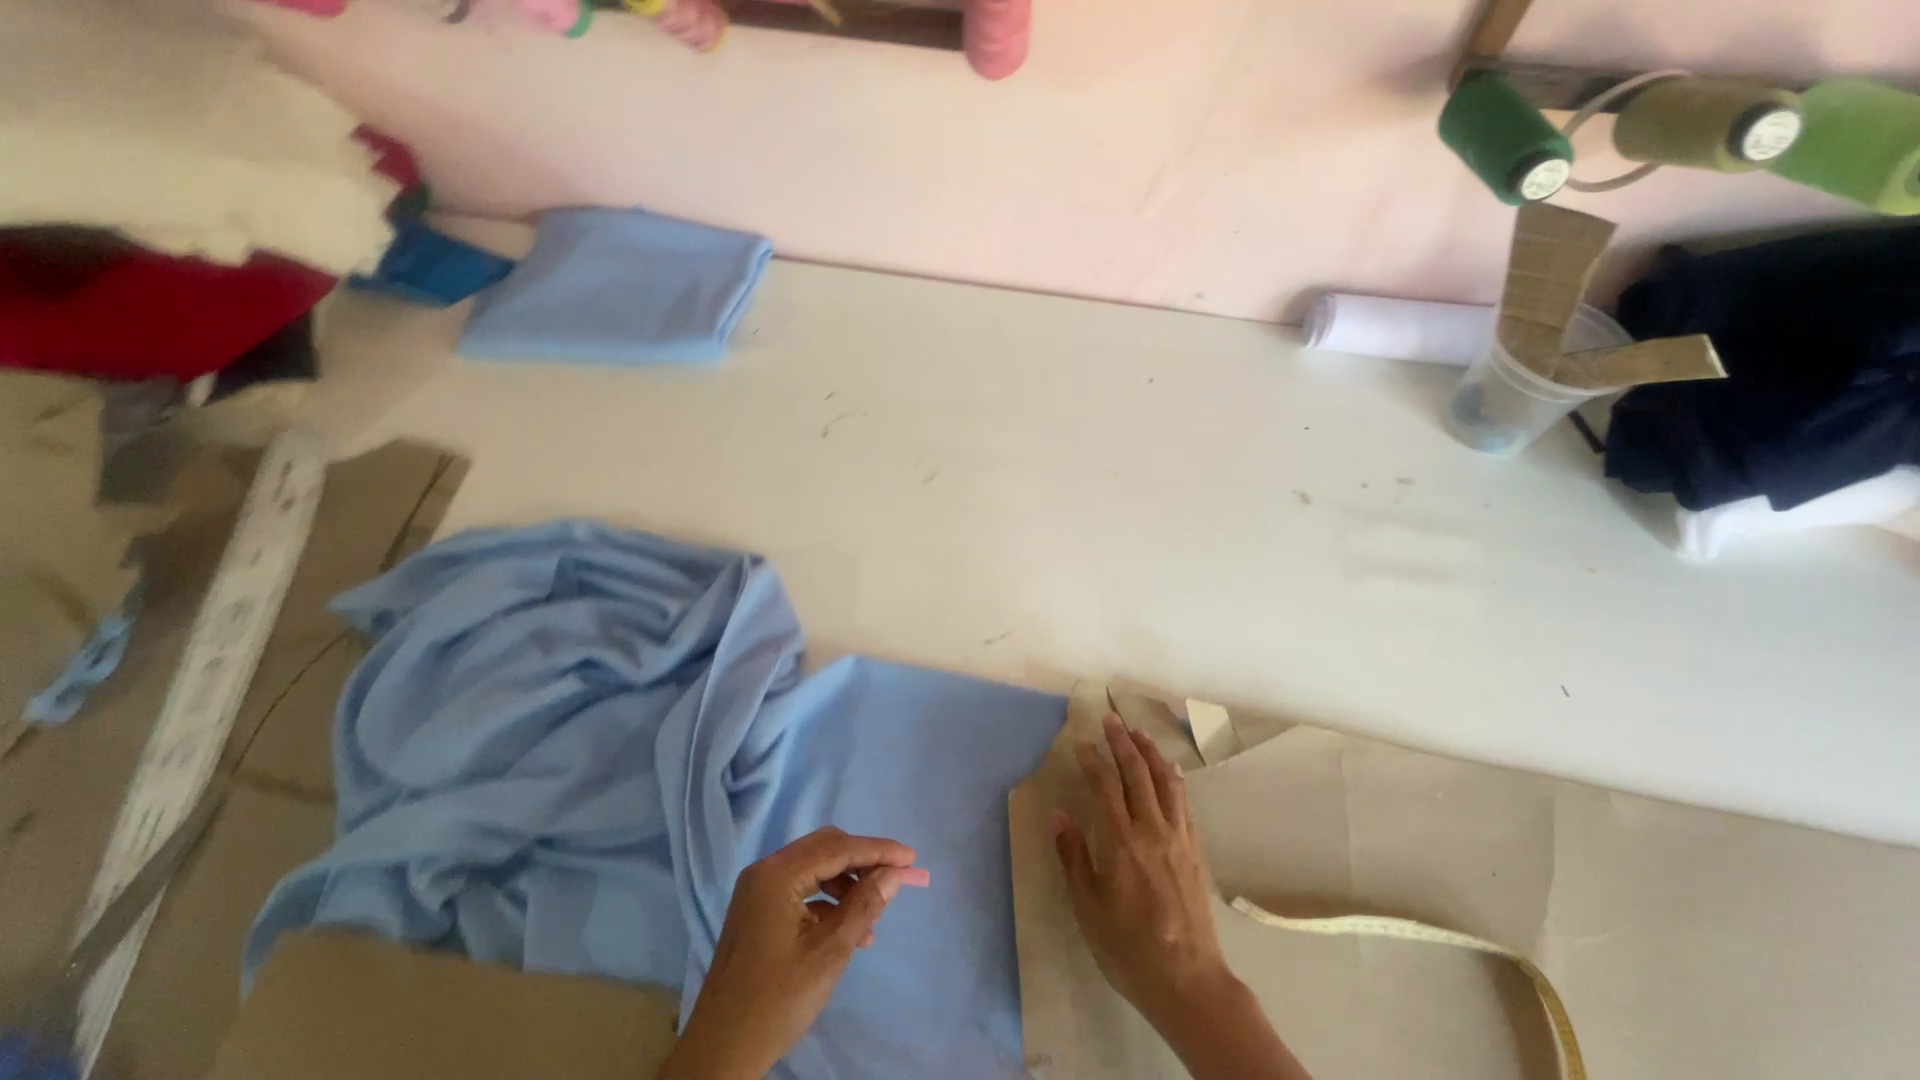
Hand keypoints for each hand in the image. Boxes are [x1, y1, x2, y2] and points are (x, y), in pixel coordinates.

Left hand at [657, 827, 929, 1079]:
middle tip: (896, 877)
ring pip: (814, 870)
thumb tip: (893, 873)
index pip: (837, 848)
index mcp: (777, 875)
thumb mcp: (830, 951)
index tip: (912, 857)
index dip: (878, 850)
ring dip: (847, 884)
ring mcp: (757, 892)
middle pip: (823, 849)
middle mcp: (764, 873)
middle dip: (862, 861)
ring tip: (875, 914)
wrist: (722, 1048)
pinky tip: (852, 931)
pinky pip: (801, 891)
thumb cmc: (778, 998)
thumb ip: (864, 905)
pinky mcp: (758, 912)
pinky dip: (828, 902)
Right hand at [1054, 714, 1311, 1079]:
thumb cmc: (1127, 948)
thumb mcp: (1087, 907)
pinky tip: (1169, 770)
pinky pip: (1183, 801)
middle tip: (1110, 719)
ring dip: (1150, 752)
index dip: (1092, 760)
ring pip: (1165, 782)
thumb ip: (1074, 858)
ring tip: (1138, 732)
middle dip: (1122, 742)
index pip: (1104, 787)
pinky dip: (1173, 778)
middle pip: (1137, 774)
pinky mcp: (1194, 850)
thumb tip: (1060, 816)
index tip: (1081, 742)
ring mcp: (1178, 838)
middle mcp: (1151, 831)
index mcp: (1120, 843)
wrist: (1187, 978)